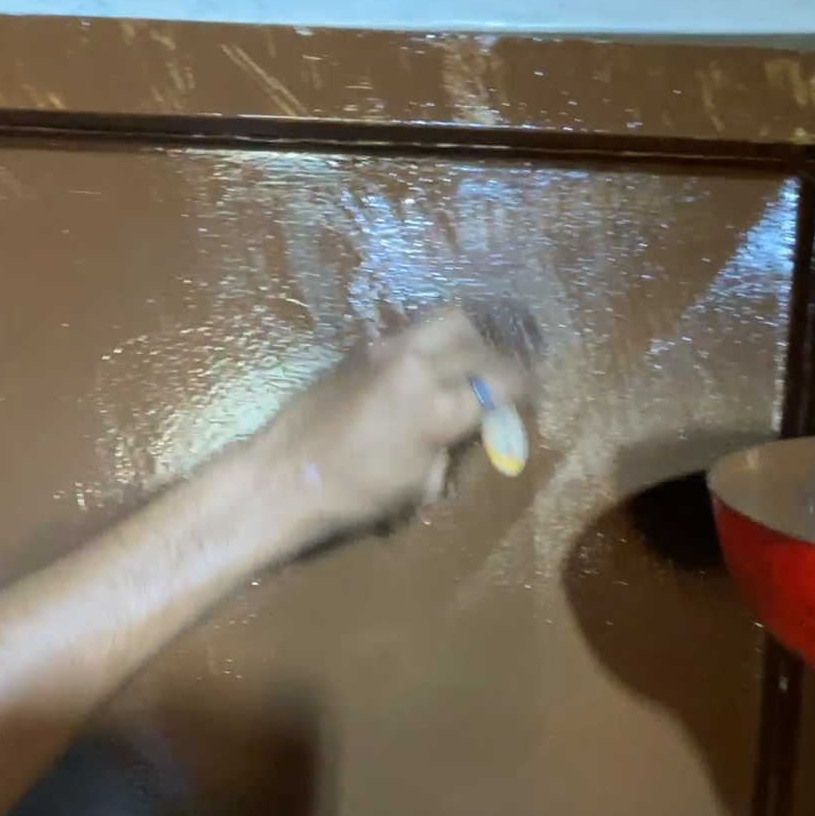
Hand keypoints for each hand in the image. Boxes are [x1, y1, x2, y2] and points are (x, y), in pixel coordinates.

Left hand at [243, 308, 527, 543]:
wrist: (283, 477)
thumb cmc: (354, 496)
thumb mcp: (419, 483)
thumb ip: (450, 446)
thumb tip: (464, 427)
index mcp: (437, 406)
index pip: (502, 381)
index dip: (525, 387)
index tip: (530, 393)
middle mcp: (416, 364)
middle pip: (479, 342)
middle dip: (499, 361)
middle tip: (503, 382)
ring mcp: (385, 348)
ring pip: (447, 319)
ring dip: (467, 338)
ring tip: (467, 364)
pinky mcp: (361, 347)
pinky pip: (411, 331)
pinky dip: (431, 343)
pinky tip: (426, 368)